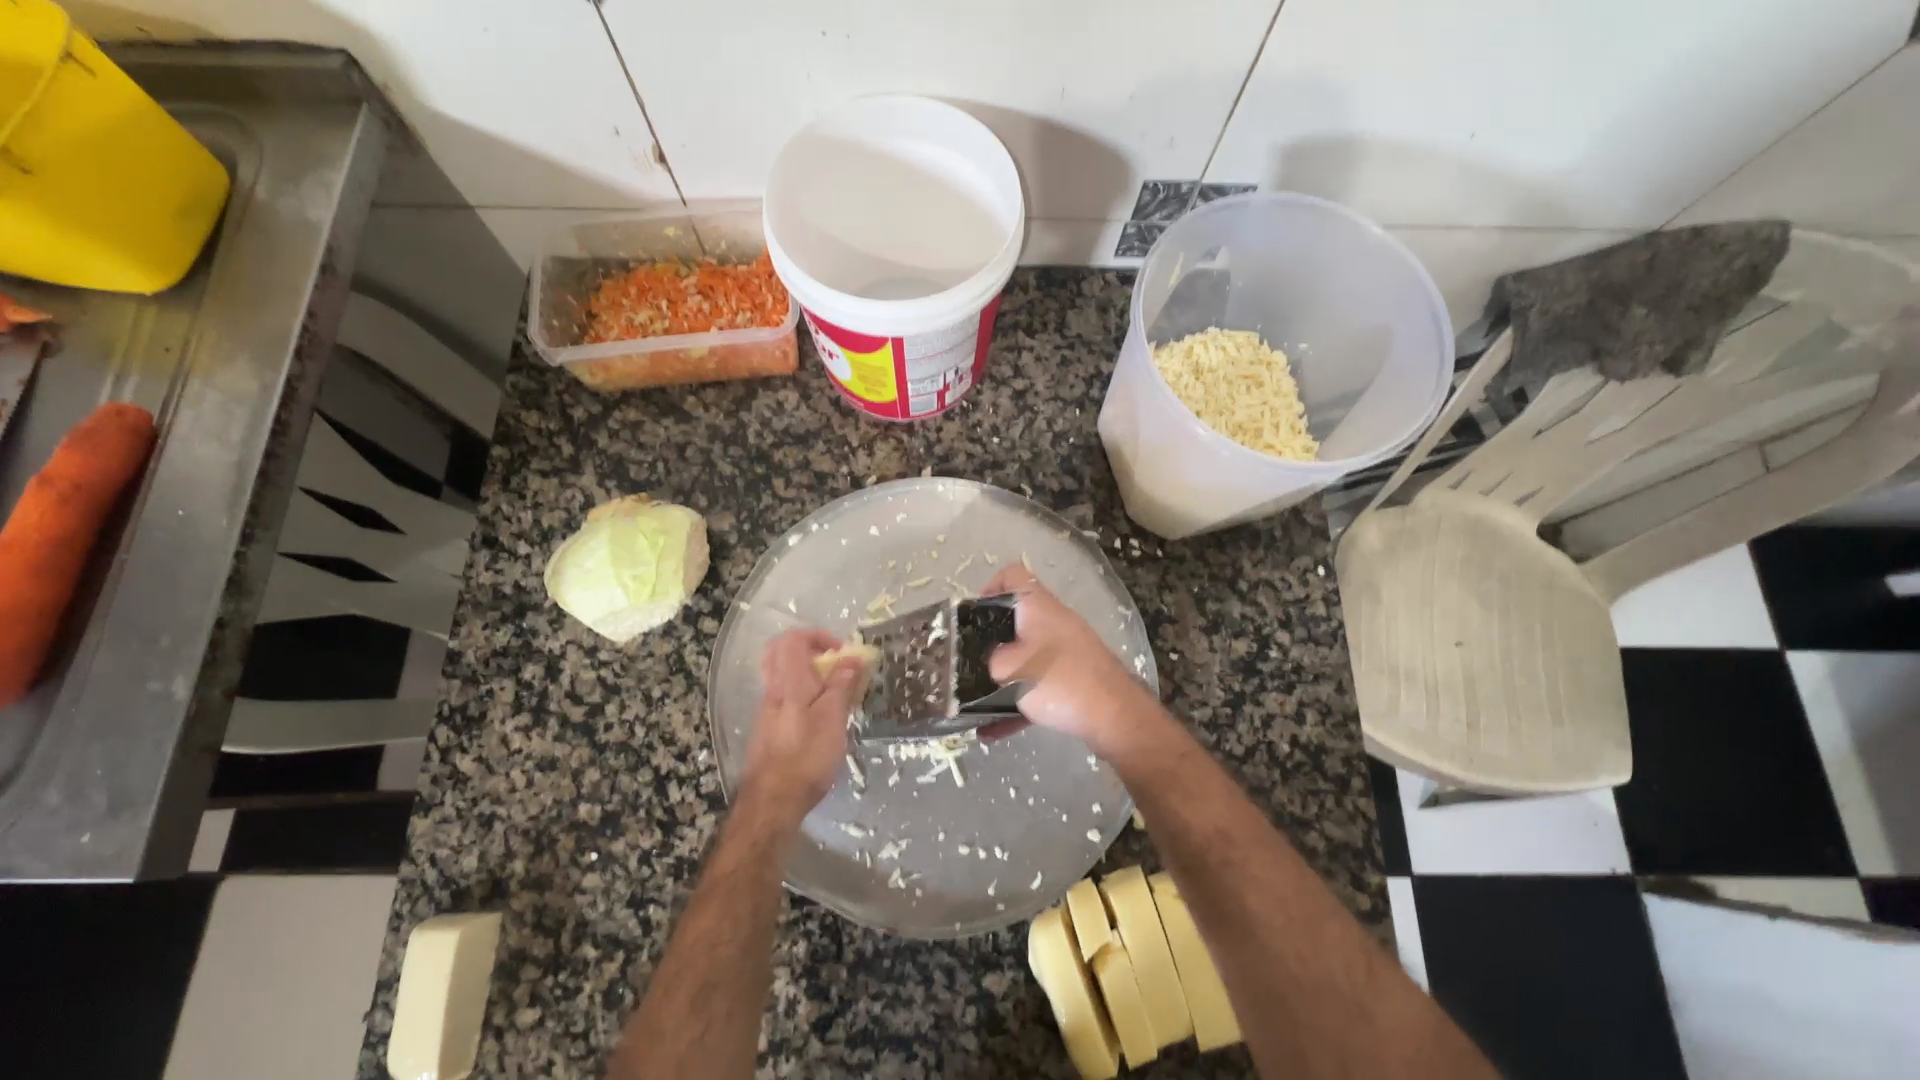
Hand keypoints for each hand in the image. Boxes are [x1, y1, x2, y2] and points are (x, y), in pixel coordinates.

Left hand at [745, 628, 864, 815]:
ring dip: (808, 674)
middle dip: (809, 650)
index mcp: (789, 682)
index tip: (842, 652)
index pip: (793, 639)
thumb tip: (851, 657)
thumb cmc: (807, 756)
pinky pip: (785, 698)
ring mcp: (768, 711)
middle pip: (780, 653)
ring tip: (834, 692)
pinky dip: (803, 695)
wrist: (773, 800)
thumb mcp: (833, 718)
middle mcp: (773, 691)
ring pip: (782, 676)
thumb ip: (841, 685)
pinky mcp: (769, 730)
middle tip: (833, 664)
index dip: (818, 636)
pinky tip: (821, 716)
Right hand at [983, 565, 1162, 756]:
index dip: (988, 588)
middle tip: (971, 661)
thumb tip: (992, 663)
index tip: (973, 615)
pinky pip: (1039, 685)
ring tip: (977, 704)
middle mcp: (1055, 621)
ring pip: (1026, 658)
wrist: (1115, 715)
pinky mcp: (1077, 676)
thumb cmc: (1058, 681)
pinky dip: (1018, 703)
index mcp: (1038, 606)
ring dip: (1003, 680)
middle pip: (1016, 621)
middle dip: (990, 643)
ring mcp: (1069, 649)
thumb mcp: (1009, 670)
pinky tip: (994, 730)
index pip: (1012, 575)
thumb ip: (991, 661)